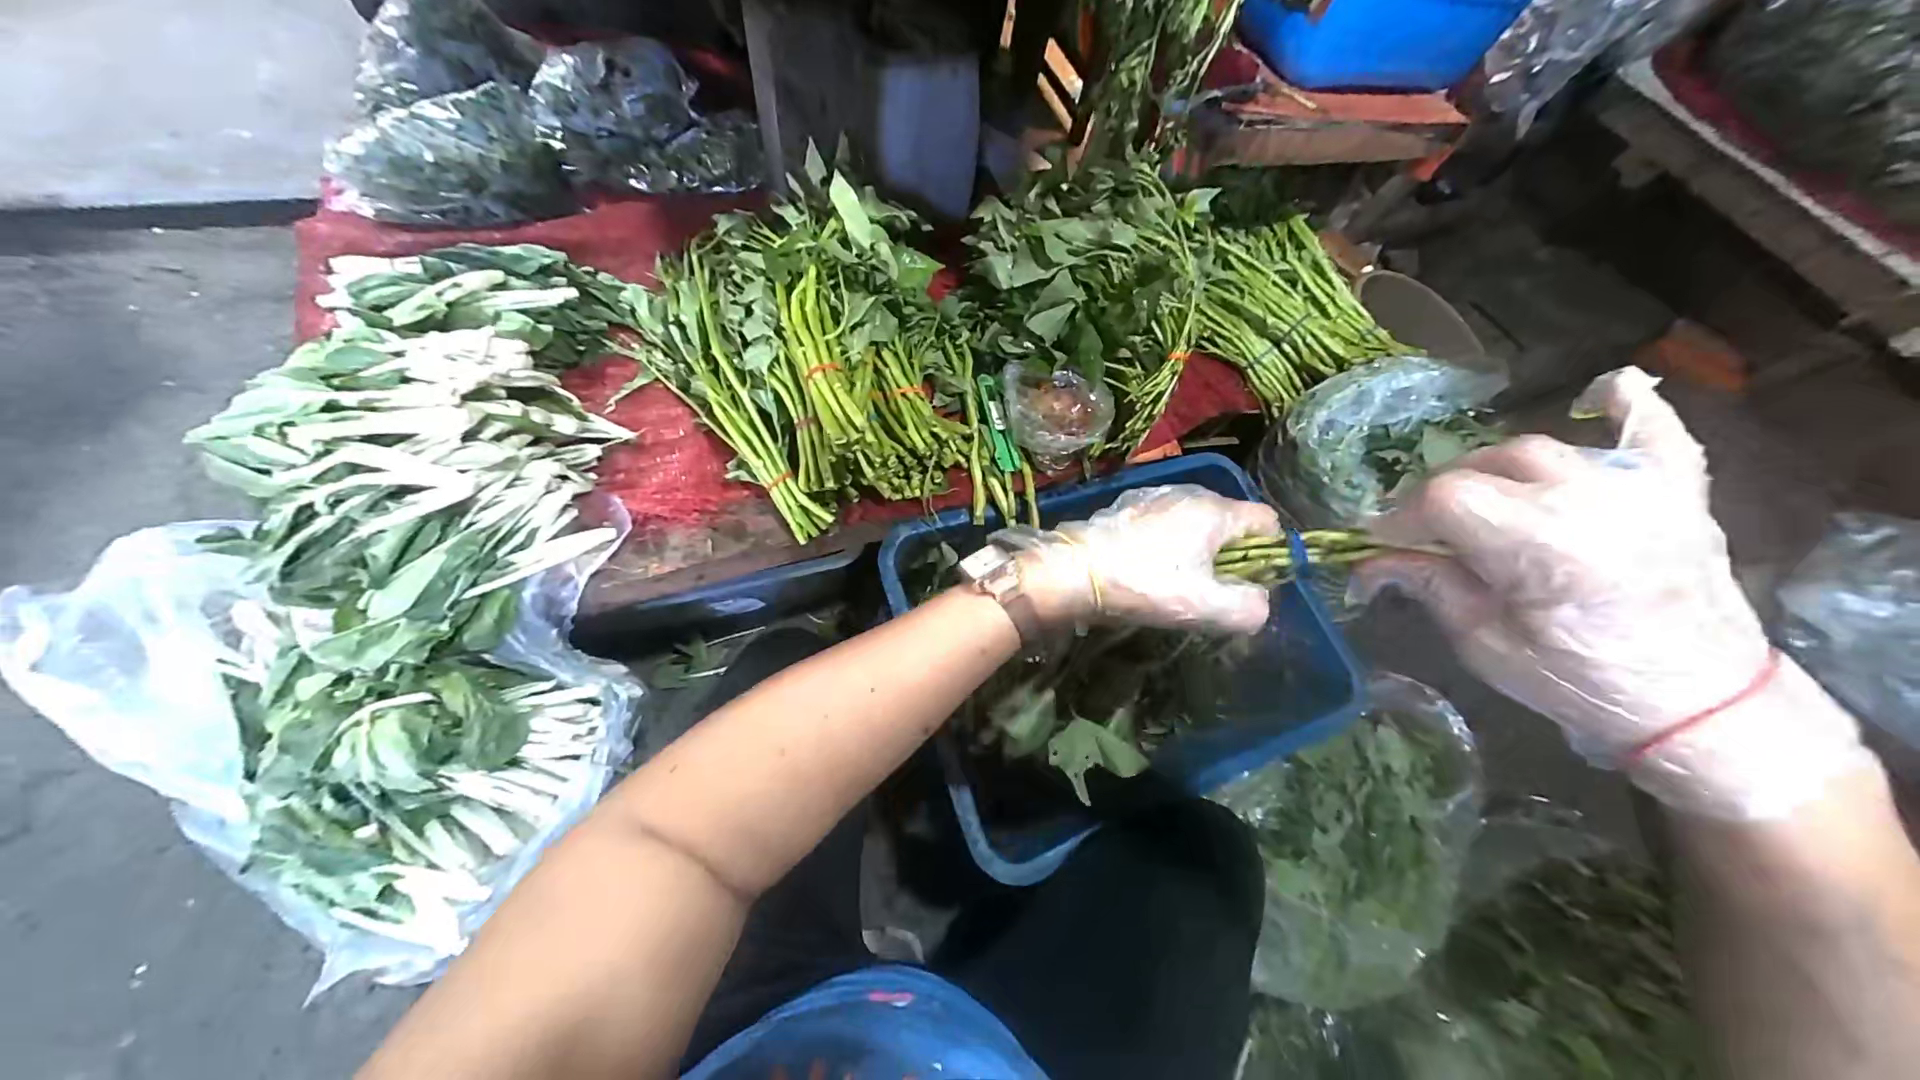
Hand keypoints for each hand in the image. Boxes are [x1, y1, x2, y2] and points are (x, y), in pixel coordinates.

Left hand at [993, 485, 1279, 634]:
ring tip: (1174, 584)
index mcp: (1214, 510)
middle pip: (1230, 524)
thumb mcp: (1204, 606)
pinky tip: (1145, 570)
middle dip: (1230, 558)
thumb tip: (1260, 602)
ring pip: (1195, 525)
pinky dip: (1166, 546)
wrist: (1070, 572)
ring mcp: (1154, 497)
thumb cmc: (1143, 584)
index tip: (1247, 584)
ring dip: (1196, 554)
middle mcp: (1188, 493)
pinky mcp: (1127, 508)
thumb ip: (1248, 607)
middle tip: (1209, 591)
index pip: (1267, 522)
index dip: (1268, 554)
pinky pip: (1164, 525)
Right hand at [1352, 367, 1870, 818]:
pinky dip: (1620, 404)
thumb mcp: (1481, 640)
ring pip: (1536, 448)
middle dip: (1439, 498)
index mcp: (1539, 544)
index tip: (1379, 546)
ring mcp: (1640, 486)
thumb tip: (1366, 562)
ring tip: (1482, 504)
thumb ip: (1427, 583)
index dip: (1399, 519)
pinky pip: (1650, 425)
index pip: (1442, 498)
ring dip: (1494, 471)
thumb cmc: (1578, 681)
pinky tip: (1594, 396)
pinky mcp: (1677, 487)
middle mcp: (1589, 499)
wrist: (1701, 706)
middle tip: (1426, 536)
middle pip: (1481, 467)